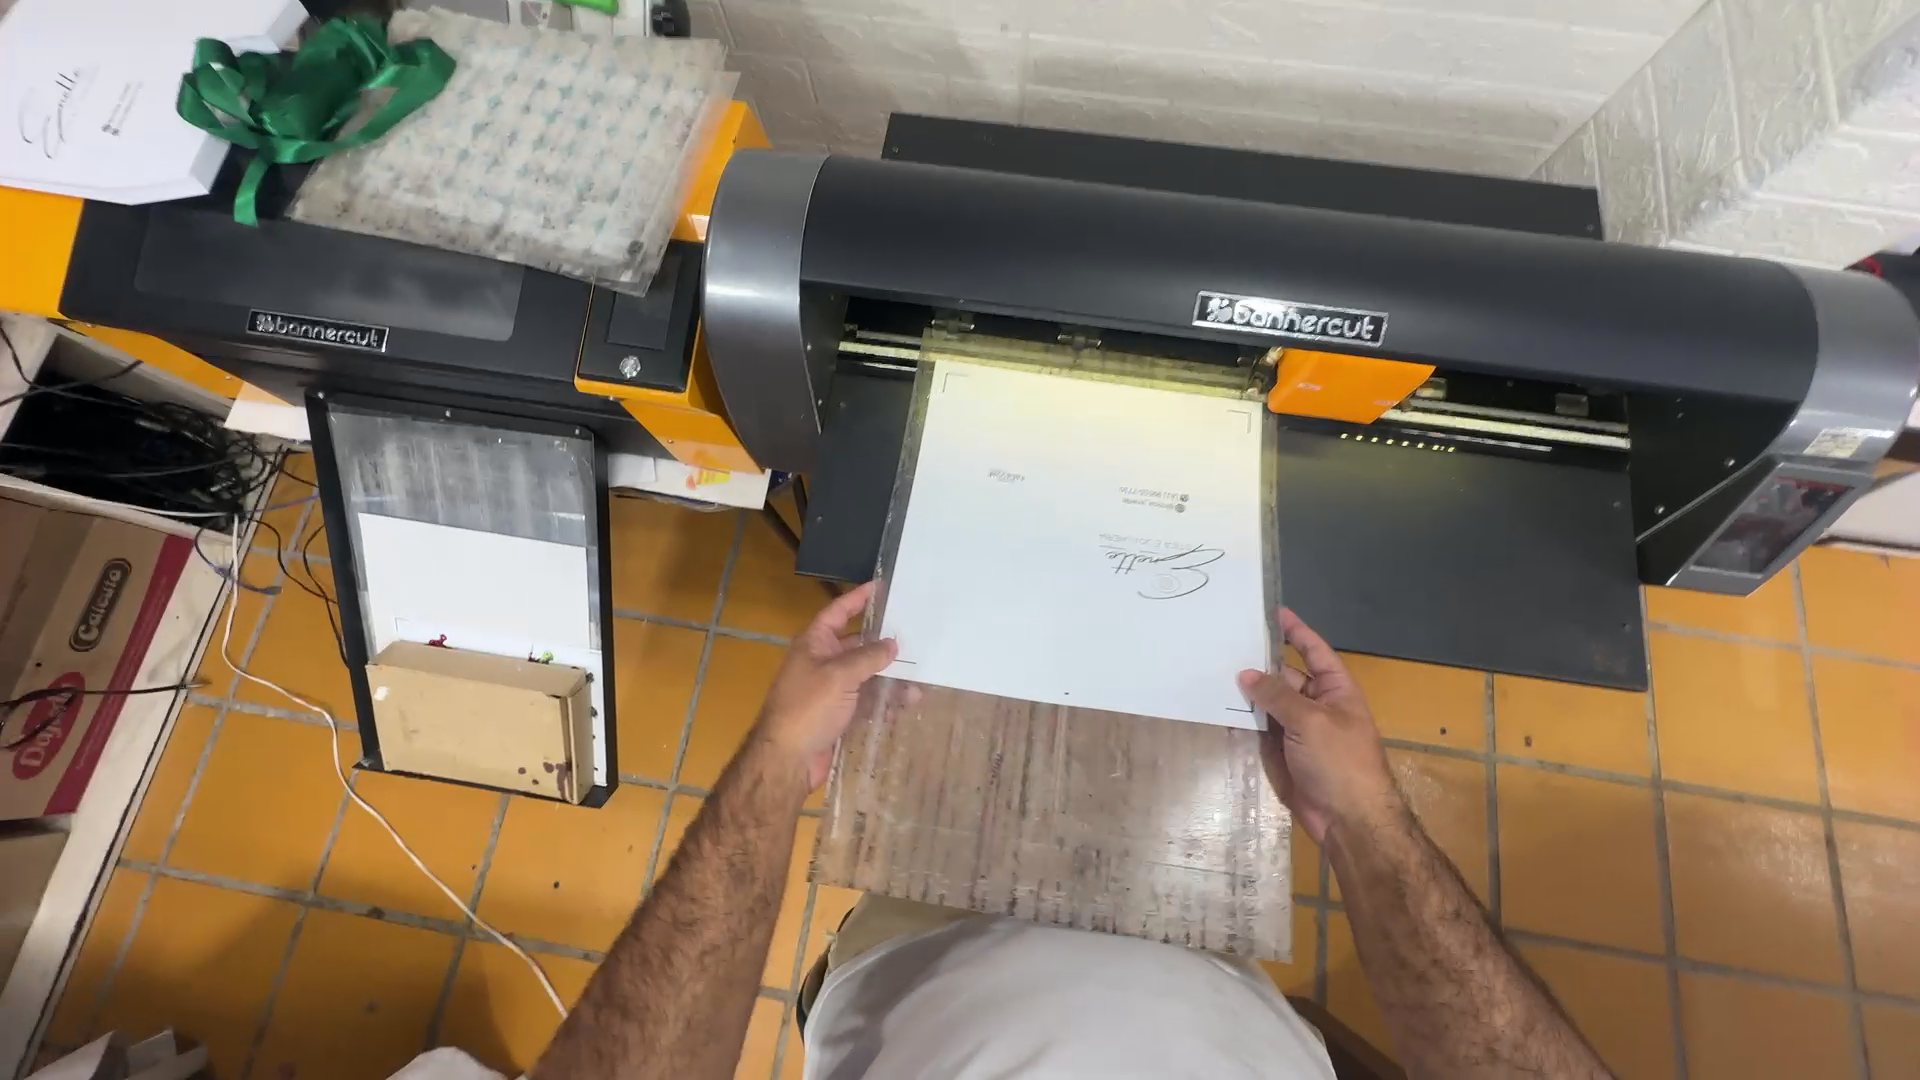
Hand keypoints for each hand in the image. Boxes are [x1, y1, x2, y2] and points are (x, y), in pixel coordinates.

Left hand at [753, 581, 897, 790]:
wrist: (787, 761)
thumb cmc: (807, 708)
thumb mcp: (839, 675)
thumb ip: (868, 657)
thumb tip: (892, 644)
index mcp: (815, 644)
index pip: (838, 612)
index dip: (858, 598)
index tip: (881, 586)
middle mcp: (823, 662)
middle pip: (858, 645)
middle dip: (884, 644)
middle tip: (916, 635)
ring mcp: (832, 690)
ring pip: (867, 676)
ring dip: (891, 678)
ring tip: (919, 680)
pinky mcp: (840, 714)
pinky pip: (868, 701)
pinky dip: (886, 702)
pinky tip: (908, 704)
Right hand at [1237, 608, 1401, 844]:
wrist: (1349, 821)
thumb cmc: (1342, 763)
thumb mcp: (1312, 721)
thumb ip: (1277, 695)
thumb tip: (1245, 674)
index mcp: (1335, 691)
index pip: (1314, 652)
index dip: (1296, 632)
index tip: (1274, 612)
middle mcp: (1315, 705)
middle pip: (1283, 675)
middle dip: (1257, 663)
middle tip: (1223, 644)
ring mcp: (1296, 729)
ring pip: (1266, 701)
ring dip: (1244, 691)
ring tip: (1211, 670)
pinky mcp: (1280, 751)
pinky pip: (1256, 727)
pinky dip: (1239, 718)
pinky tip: (1216, 706)